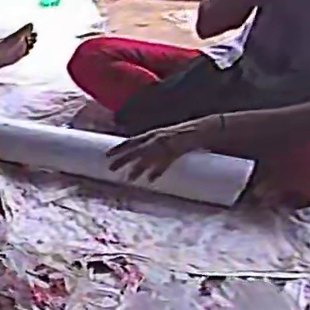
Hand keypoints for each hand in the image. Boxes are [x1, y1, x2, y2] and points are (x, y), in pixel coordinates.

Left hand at [105, 116, 220, 183]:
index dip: (119, 148)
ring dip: (138, 169)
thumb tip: (135, 157)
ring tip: (128, 179)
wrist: (203, 130)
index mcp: (152, 134)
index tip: (106, 155)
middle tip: (110, 169)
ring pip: (149, 158)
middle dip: (123, 159)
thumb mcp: (161, 137)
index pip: (132, 141)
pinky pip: (165, 162)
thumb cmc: (179, 136)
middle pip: (136, 150)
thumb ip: (148, 146)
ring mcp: (167, 144)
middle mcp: (157, 138)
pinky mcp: (178, 150)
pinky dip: (157, 171)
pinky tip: (150, 180)